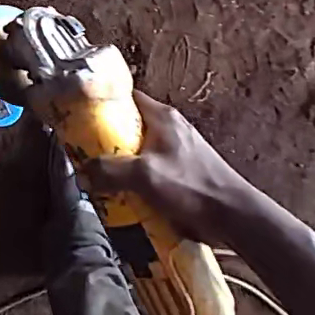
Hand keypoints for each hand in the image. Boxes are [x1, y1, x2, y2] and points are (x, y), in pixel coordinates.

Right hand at [77, 91, 264, 245]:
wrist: (233, 216)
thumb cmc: (192, 187)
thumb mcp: (144, 176)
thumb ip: (110, 171)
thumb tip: (83, 173)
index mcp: (163, 117)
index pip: (127, 99)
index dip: (103, 105)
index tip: (81, 119)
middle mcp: (169, 129)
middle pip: (129, 127)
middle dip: (107, 142)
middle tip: (87, 156)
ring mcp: (177, 151)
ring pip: (138, 152)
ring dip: (121, 166)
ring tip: (101, 179)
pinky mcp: (182, 173)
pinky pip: (150, 171)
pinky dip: (136, 181)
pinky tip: (125, 196)